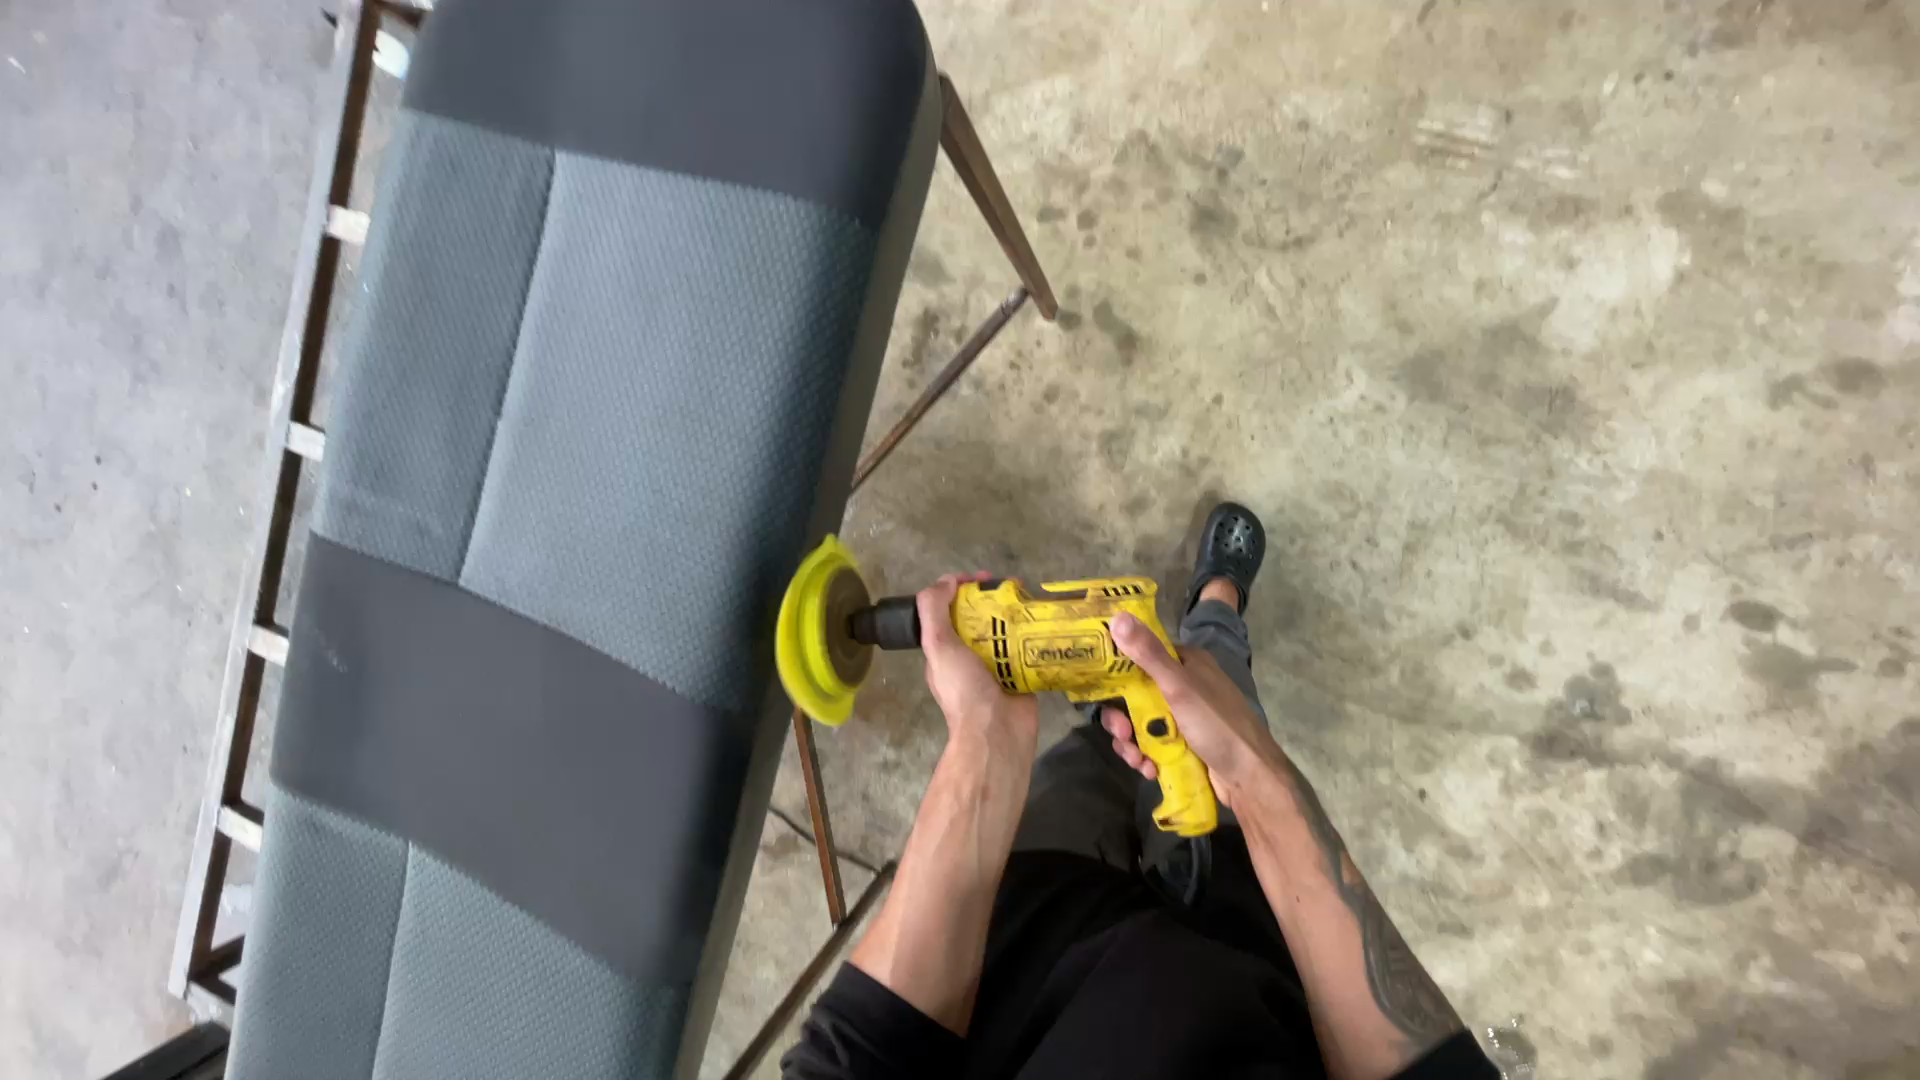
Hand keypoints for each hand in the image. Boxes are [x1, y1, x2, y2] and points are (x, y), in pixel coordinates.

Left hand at [918, 573, 1039, 756]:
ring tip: (1031, 597)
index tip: (981, 579)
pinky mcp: (1021, 675)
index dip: (961, 588)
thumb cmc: (964, 689)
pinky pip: (1028, 648)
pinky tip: (1045, 619)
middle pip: (979, 617)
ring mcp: (996, 666)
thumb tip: (947, 581)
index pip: (949, 610)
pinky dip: (1036, 633)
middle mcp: (969, 656)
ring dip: (1017, 612)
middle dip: (993, 597)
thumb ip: (933, 611)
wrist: (998, 732)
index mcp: (945, 650)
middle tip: (1014, 585)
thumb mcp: (938, 646)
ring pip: (1006, 630)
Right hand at [1098, 612, 1283, 805]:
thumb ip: (1148, 654)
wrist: (1251, 777)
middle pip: (1136, 695)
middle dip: (1123, 718)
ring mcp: (1184, 716)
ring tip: (1136, 759)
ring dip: (1132, 742)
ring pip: (1142, 723)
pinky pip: (1153, 744)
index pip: (1142, 656)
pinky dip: (1146, 756)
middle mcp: (1185, 685)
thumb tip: (1117, 616)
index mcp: (1187, 663)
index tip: (1102, 691)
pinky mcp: (1184, 743)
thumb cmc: (1217, 724)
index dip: (1118, 672)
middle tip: (1122, 734)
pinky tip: (1149, 769)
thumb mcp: (1180, 686)